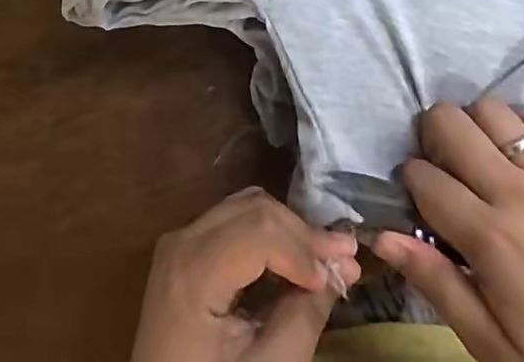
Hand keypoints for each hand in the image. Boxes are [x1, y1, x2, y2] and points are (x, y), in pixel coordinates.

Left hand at [132, 187, 362, 361]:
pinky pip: (233, 220)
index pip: (260, 230)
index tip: (341, 275)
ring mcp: (179, 239)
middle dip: (303, 233)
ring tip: (324, 258)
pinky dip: (268, 233)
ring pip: (246, 206)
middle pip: (255, 209)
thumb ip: (304, 316)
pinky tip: (293, 258)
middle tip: (344, 259)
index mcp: (192, 270)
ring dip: (288, 229)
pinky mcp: (184, 246)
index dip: (305, 248)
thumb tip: (343, 269)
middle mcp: (182, 239)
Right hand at [370, 100, 523, 361]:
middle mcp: (517, 193)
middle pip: (452, 124)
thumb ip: (436, 281)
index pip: (424, 177)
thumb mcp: (490, 343)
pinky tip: (515, 153)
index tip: (414, 198)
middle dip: (431, 134)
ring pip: (493, 110)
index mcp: (489, 237)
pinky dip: (519, 126)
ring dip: (473, 124)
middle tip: (438, 166)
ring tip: (475, 156)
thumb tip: (380, 234)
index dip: (408, 180)